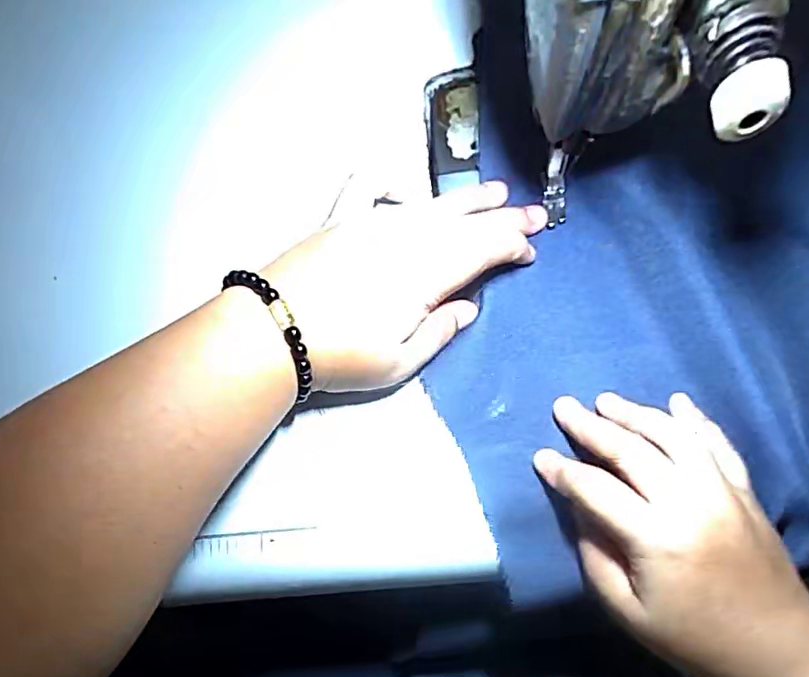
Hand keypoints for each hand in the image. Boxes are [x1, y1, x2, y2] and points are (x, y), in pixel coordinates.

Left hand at [259, 181, 546, 392]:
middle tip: (534, 214)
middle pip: (465, 222)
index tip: (530, 250)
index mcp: (425, 273)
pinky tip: (404, 185)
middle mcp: (405, 238)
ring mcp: (372, 223)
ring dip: (466, 199)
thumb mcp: (400, 362)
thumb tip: (467, 307)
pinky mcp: (340, 220)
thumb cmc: (340, 356)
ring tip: (495, 192)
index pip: (481, 250)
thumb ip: (439, 332)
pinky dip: (390, 181)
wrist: (274, 331)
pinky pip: (369, 187)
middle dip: (504, 218)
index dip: (510, 246)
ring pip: (430, 203)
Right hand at [533, 392, 808, 676]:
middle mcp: (689, 501)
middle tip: (564, 407)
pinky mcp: (744, 491)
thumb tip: (581, 512)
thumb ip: (597, 558)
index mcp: (655, 537)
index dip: (564, 473)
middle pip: (633, 451)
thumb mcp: (628, 612)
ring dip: (637, 414)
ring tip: (607, 401)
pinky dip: (695, 420)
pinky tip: (677, 402)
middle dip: (592, 427)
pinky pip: (717, 444)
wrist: (774, 644)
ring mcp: (722, 490)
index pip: (597, 490)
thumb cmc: (692, 637)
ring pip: (674, 436)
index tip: (540, 456)